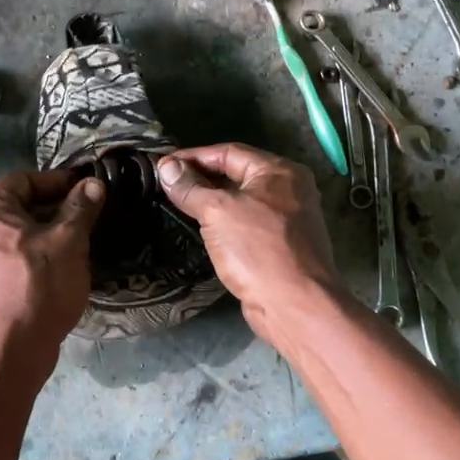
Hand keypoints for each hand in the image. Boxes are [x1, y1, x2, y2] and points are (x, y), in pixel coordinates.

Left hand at [0, 170, 104, 386]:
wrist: (12, 352)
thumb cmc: (39, 287)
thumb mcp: (68, 242)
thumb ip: (80, 208)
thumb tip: (93, 184)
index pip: (25, 179)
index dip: (58, 182)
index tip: (87, 190)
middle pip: (18, 206)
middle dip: (54, 209)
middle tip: (87, 218)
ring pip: (15, 234)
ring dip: (45, 234)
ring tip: (77, 243)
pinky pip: (8, 257)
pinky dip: (32, 255)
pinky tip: (56, 268)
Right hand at [156, 143, 336, 346]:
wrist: (296, 307)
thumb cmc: (258, 250)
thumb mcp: (217, 211)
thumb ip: (190, 187)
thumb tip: (166, 166)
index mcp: (280, 171)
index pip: (228, 152)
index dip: (193, 156)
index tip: (163, 165)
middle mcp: (290, 189)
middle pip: (236, 174)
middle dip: (201, 178)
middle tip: (167, 184)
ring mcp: (290, 219)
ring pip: (242, 200)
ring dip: (211, 201)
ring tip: (178, 204)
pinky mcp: (283, 245)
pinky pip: (248, 223)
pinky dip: (225, 222)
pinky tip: (203, 229)